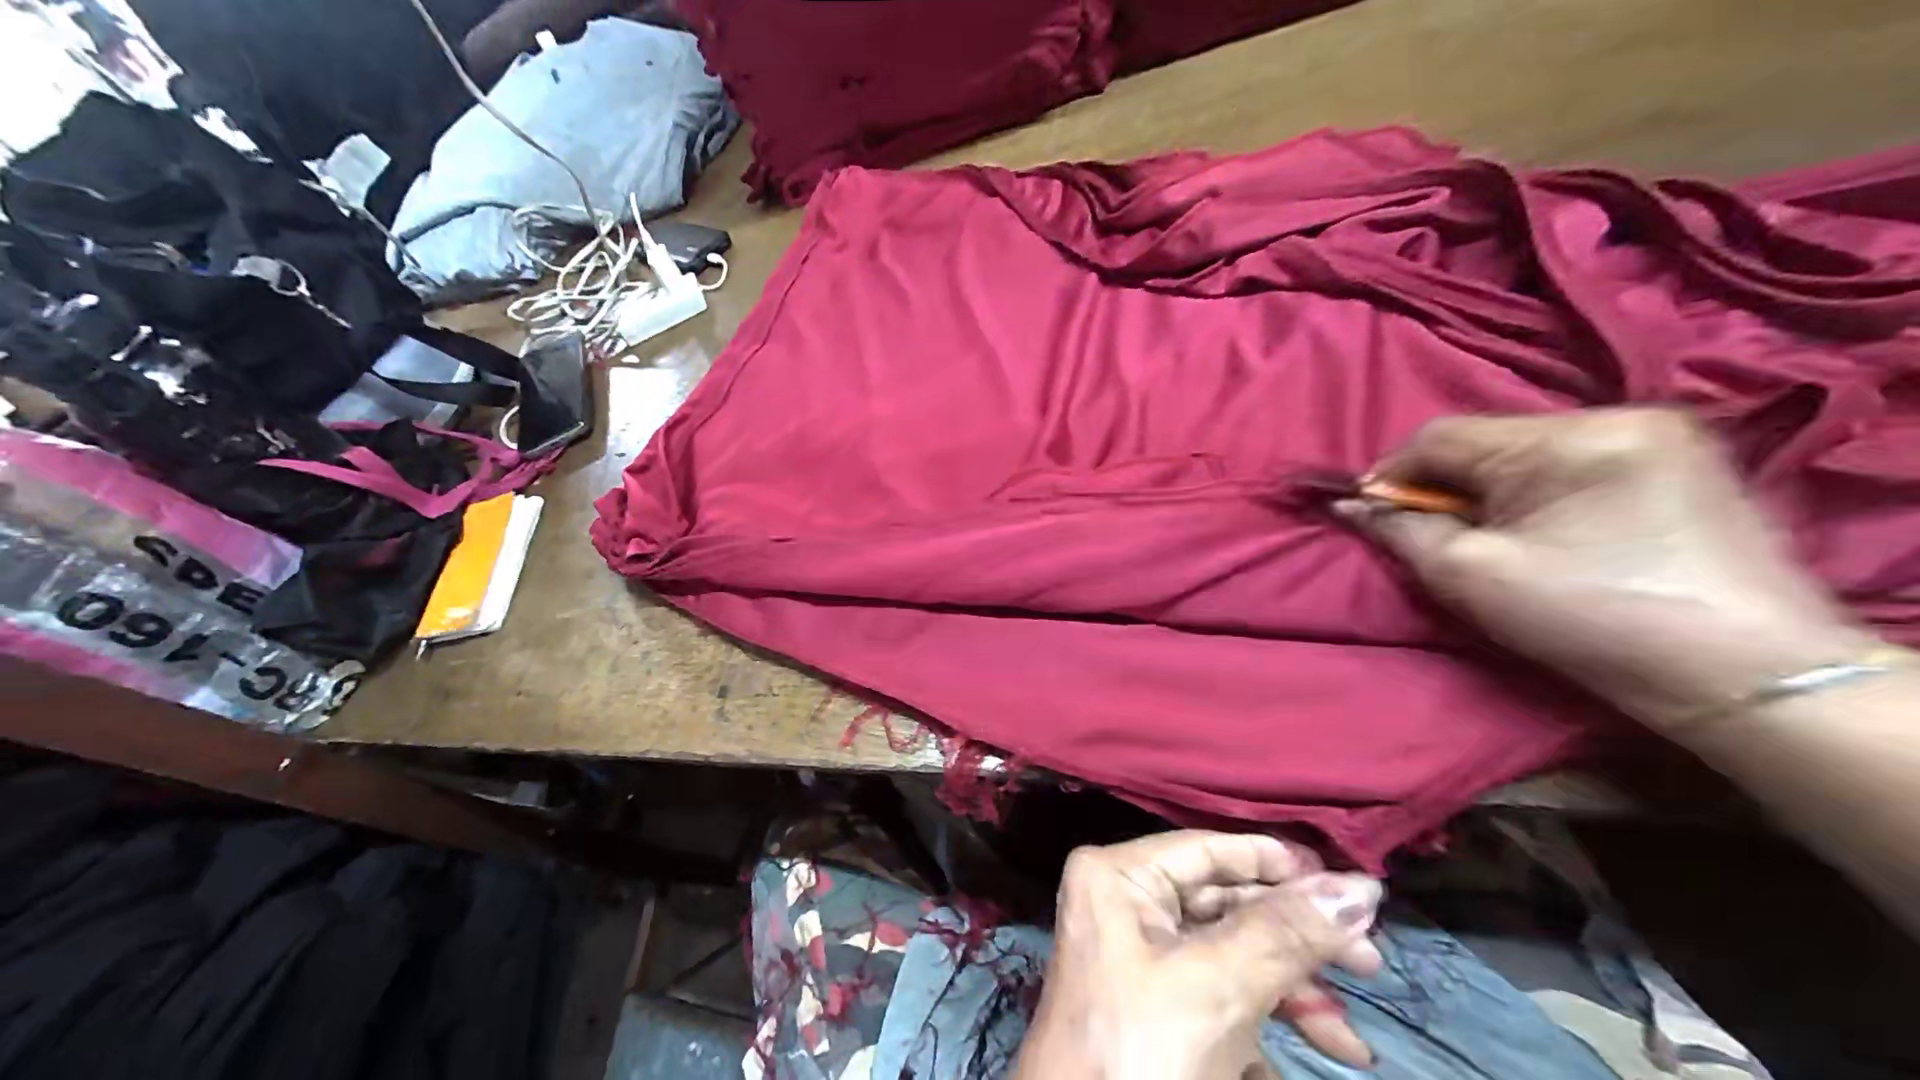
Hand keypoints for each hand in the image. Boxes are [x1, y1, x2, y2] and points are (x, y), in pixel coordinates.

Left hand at [1014, 831, 1382, 1079]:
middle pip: (1225, 903)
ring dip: (1294, 992)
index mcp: (1120, 877)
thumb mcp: (1219, 987)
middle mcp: (1124, 904)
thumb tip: (1358, 886)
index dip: (1280, 864)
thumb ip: (1287, 933)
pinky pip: (1220, 996)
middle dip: (1297, 938)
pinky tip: (1318, 1058)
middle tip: (1370, 963)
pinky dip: (1268, 1023)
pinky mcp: (1154, 1009)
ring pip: (1231, 954)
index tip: (1351, 886)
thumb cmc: (1142, 1057)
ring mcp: (1137, 958)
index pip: (1209, 849)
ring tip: (1351, 1042)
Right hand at [1343, 409, 1875, 735]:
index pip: (1441, 434)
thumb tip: (1350, 503)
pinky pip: (1572, 461)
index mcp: (1570, 440)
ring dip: (1488, 487)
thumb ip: (1402, 529)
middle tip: (1434, 536)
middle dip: (1444, 485)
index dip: (1393, 474)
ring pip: (1526, 449)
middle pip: (1485, 439)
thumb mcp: (1471, 576)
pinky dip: (1536, 490)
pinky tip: (1542, 530)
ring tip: (1489, 537)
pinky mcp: (1681, 459)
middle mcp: (1618, 415)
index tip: (1374, 517)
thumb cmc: (1592, 622)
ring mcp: (1659, 433)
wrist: (1750, 677)